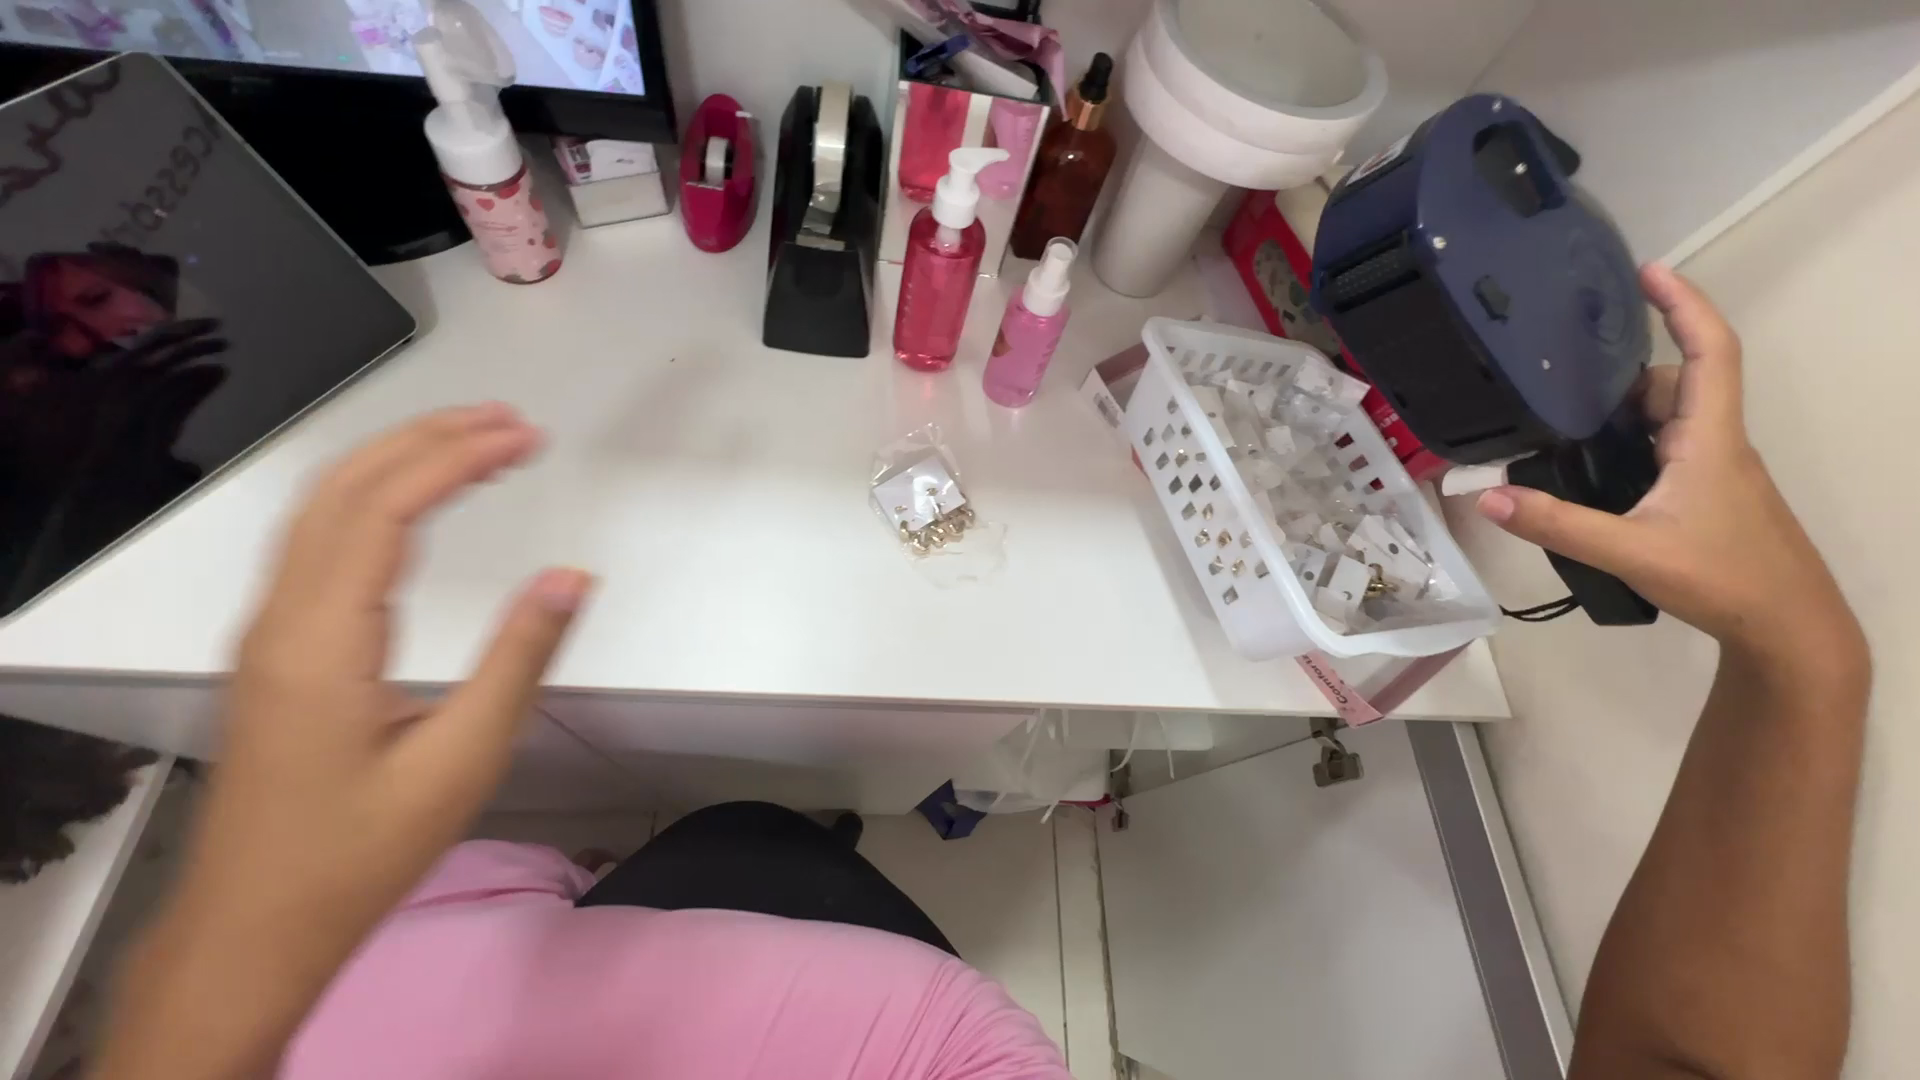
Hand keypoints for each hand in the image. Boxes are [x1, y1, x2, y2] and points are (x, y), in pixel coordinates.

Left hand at [106, 405, 592, 1076]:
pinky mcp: (278, 647)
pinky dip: (374, 498)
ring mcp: (269, 630)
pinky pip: (318, 542)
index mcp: (322, 638)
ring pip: (322, 510)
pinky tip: (415, 501)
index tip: (525, 436)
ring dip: (397, 460)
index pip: (386, 510)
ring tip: (473, 440)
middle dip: (426, 438)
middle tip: (507, 420)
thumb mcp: (463, 757)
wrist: (255, 924)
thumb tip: (570, 576)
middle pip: (343, 490)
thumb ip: (519, 657)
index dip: (457, 459)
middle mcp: (281, 618)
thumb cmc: (363, 847)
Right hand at [1476, 265, 1861, 667]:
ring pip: (1667, 417)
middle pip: (1676, 382)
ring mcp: (1711, 472)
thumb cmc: (1724, 578)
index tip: (1648, 272)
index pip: (1709, 353)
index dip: (1683, 306)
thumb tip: (1486, 496)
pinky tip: (1586, 469)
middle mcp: (1714, 444)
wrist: (1787, 628)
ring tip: (1559, 421)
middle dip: (1622, 370)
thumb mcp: (1629, 552)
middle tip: (1561, 376)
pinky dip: (1625, 442)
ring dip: (1620, 410)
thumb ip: (1556, 524)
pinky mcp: (1702, 496)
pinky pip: (1661, 448)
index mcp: (1709, 440)